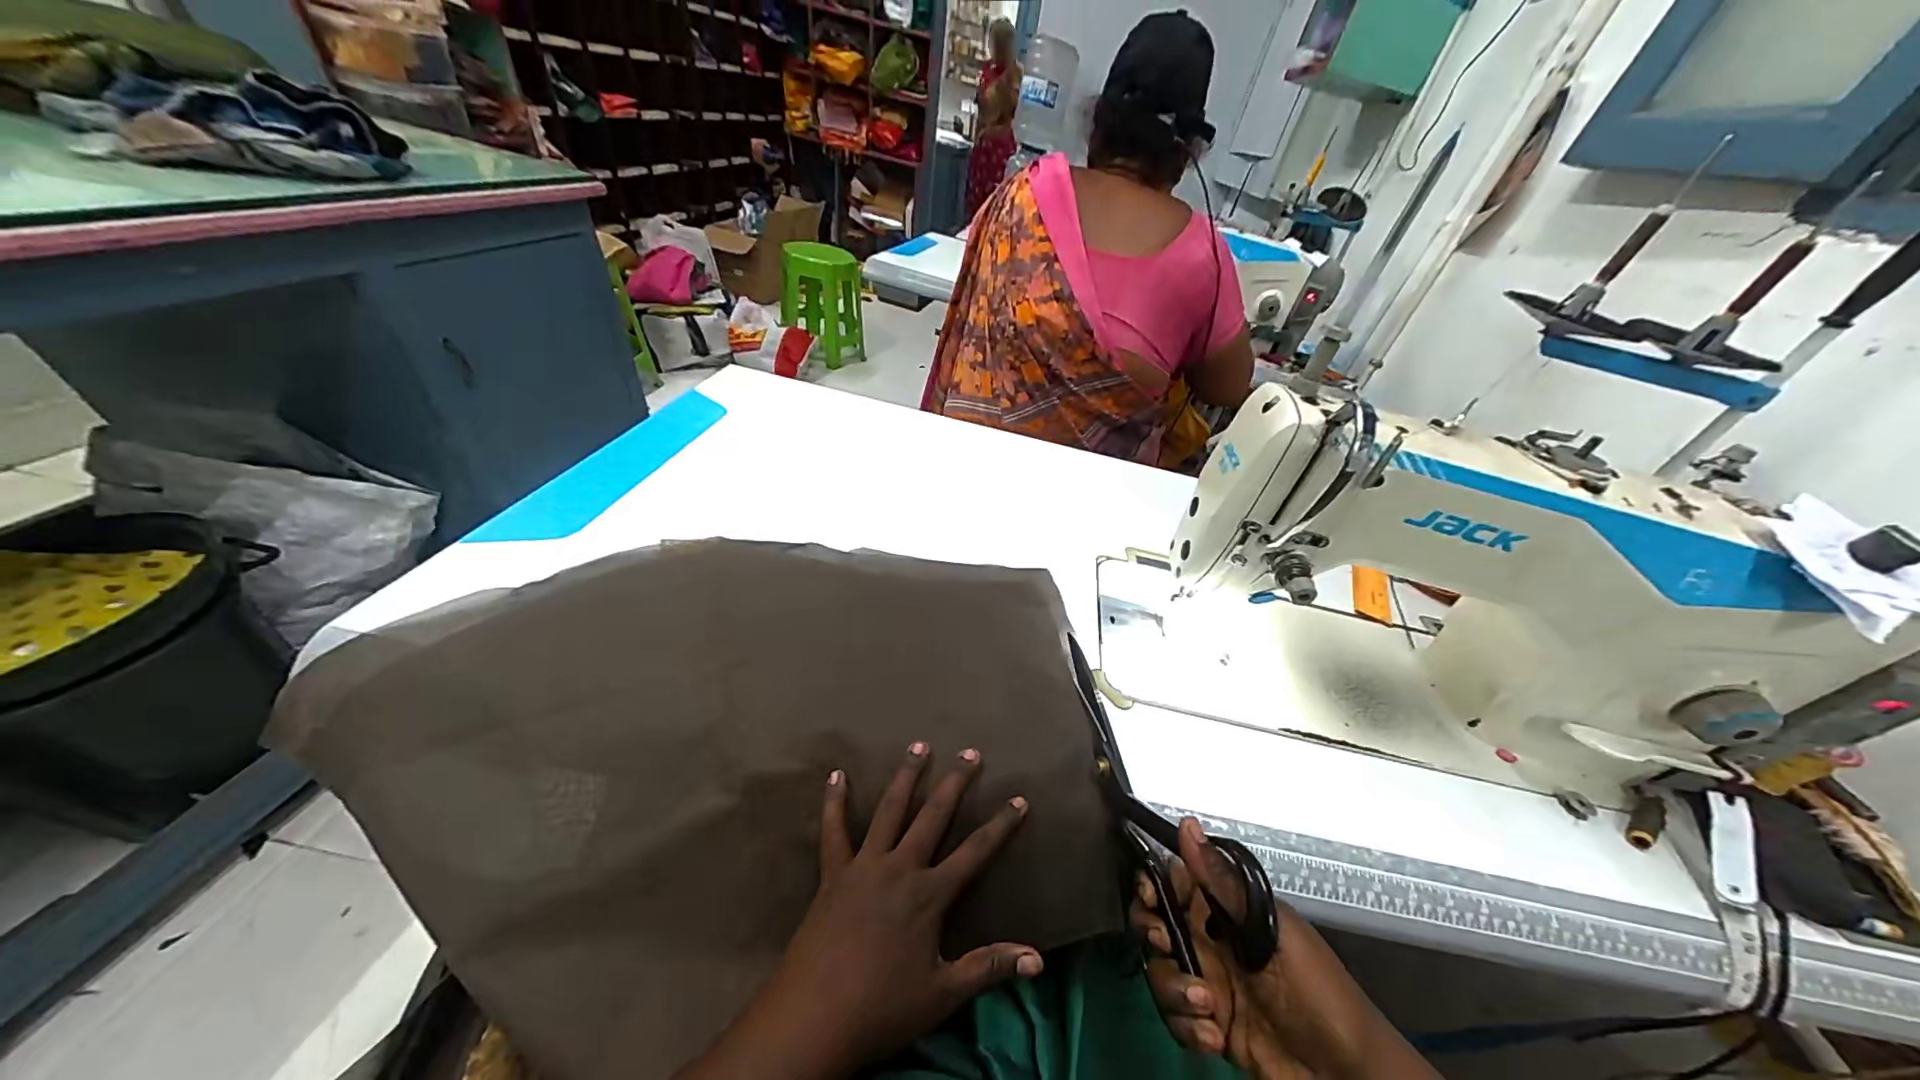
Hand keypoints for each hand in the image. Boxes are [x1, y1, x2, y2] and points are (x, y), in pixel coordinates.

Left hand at [677, 743, 1038, 1079]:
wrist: (812, 1020)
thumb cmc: (882, 1009)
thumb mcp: (943, 993)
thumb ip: (990, 968)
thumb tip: (1039, 960)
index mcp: (928, 895)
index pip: (975, 853)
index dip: (1000, 826)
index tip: (1019, 800)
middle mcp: (898, 869)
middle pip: (933, 816)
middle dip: (955, 783)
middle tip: (970, 752)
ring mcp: (862, 866)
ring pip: (889, 810)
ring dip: (906, 777)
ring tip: (918, 745)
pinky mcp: (832, 874)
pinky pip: (832, 831)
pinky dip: (833, 802)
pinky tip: (836, 775)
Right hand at [1132, 819, 1441, 1079]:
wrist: (1346, 1074)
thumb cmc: (1319, 992)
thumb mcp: (1270, 932)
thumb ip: (1222, 883)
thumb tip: (1188, 825)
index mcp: (1227, 909)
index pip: (1175, 881)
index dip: (1153, 883)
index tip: (1149, 896)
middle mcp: (1210, 939)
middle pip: (1154, 922)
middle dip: (1152, 934)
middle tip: (1168, 946)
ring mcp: (1207, 981)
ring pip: (1159, 971)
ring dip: (1173, 990)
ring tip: (1208, 1007)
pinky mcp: (1206, 1023)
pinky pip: (1174, 1016)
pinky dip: (1186, 1027)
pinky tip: (1213, 1037)